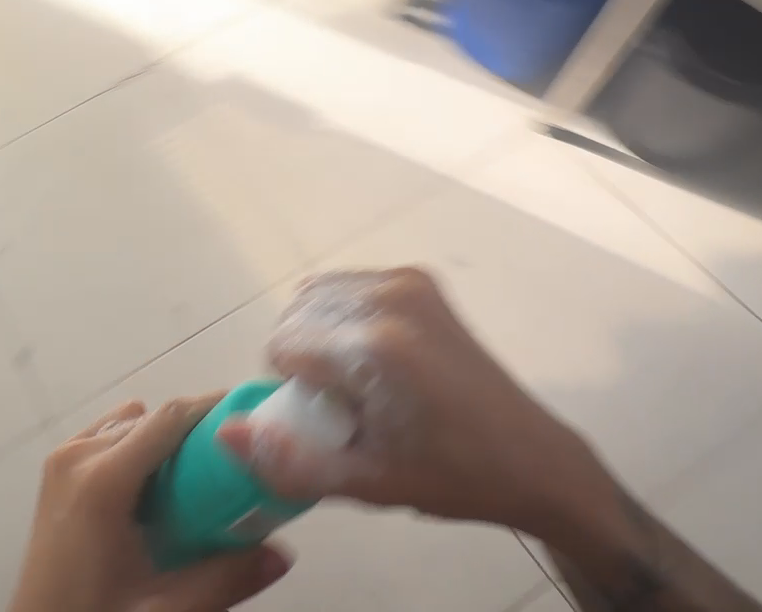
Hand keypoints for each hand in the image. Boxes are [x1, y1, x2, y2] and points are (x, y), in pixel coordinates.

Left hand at [9, 395, 293, 611]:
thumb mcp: (165, 607)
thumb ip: (225, 578)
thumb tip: (280, 553)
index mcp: (102, 479)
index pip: (169, 419)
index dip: (211, 408)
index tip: (248, 411)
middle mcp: (78, 455)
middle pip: (150, 420)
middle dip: (193, 434)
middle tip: (231, 462)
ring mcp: (63, 458)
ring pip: (128, 423)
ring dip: (161, 441)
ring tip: (191, 481)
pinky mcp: (56, 469)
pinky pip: (105, 436)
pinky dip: (134, 448)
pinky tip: (152, 490)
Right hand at [215, 268, 619, 542]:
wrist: (535, 458)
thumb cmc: (452, 476)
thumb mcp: (367, 482)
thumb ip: (289, 460)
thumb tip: (226, 433)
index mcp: (374, 347)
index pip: (283, 345)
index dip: (294, 385)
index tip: (332, 416)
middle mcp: (386, 298)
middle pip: (295, 313)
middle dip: (302, 355)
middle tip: (345, 400)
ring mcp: (406, 282)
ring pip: (317, 294)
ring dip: (318, 331)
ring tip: (358, 375)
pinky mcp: (420, 279)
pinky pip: (348, 285)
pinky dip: (342, 314)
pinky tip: (375, 353)